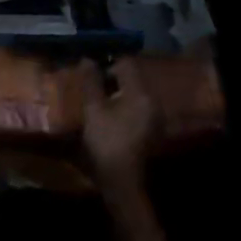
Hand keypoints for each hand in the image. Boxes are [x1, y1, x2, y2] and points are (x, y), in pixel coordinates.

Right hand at [80, 57, 158, 191]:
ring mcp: (153, 116)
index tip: (88, 67)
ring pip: (132, 93)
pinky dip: (120, 104)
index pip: (126, 63)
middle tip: (88, 80)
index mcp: (141, 93)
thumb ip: (91, 81)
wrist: (121, 181)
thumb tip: (87, 59)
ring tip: (93, 95)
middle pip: (130, 78)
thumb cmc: (106, 141)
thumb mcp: (93, 109)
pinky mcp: (149, 129)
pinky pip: (134, 107)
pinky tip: (105, 113)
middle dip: (109, 76)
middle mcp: (152, 101)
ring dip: (113, 91)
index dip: (106, 62)